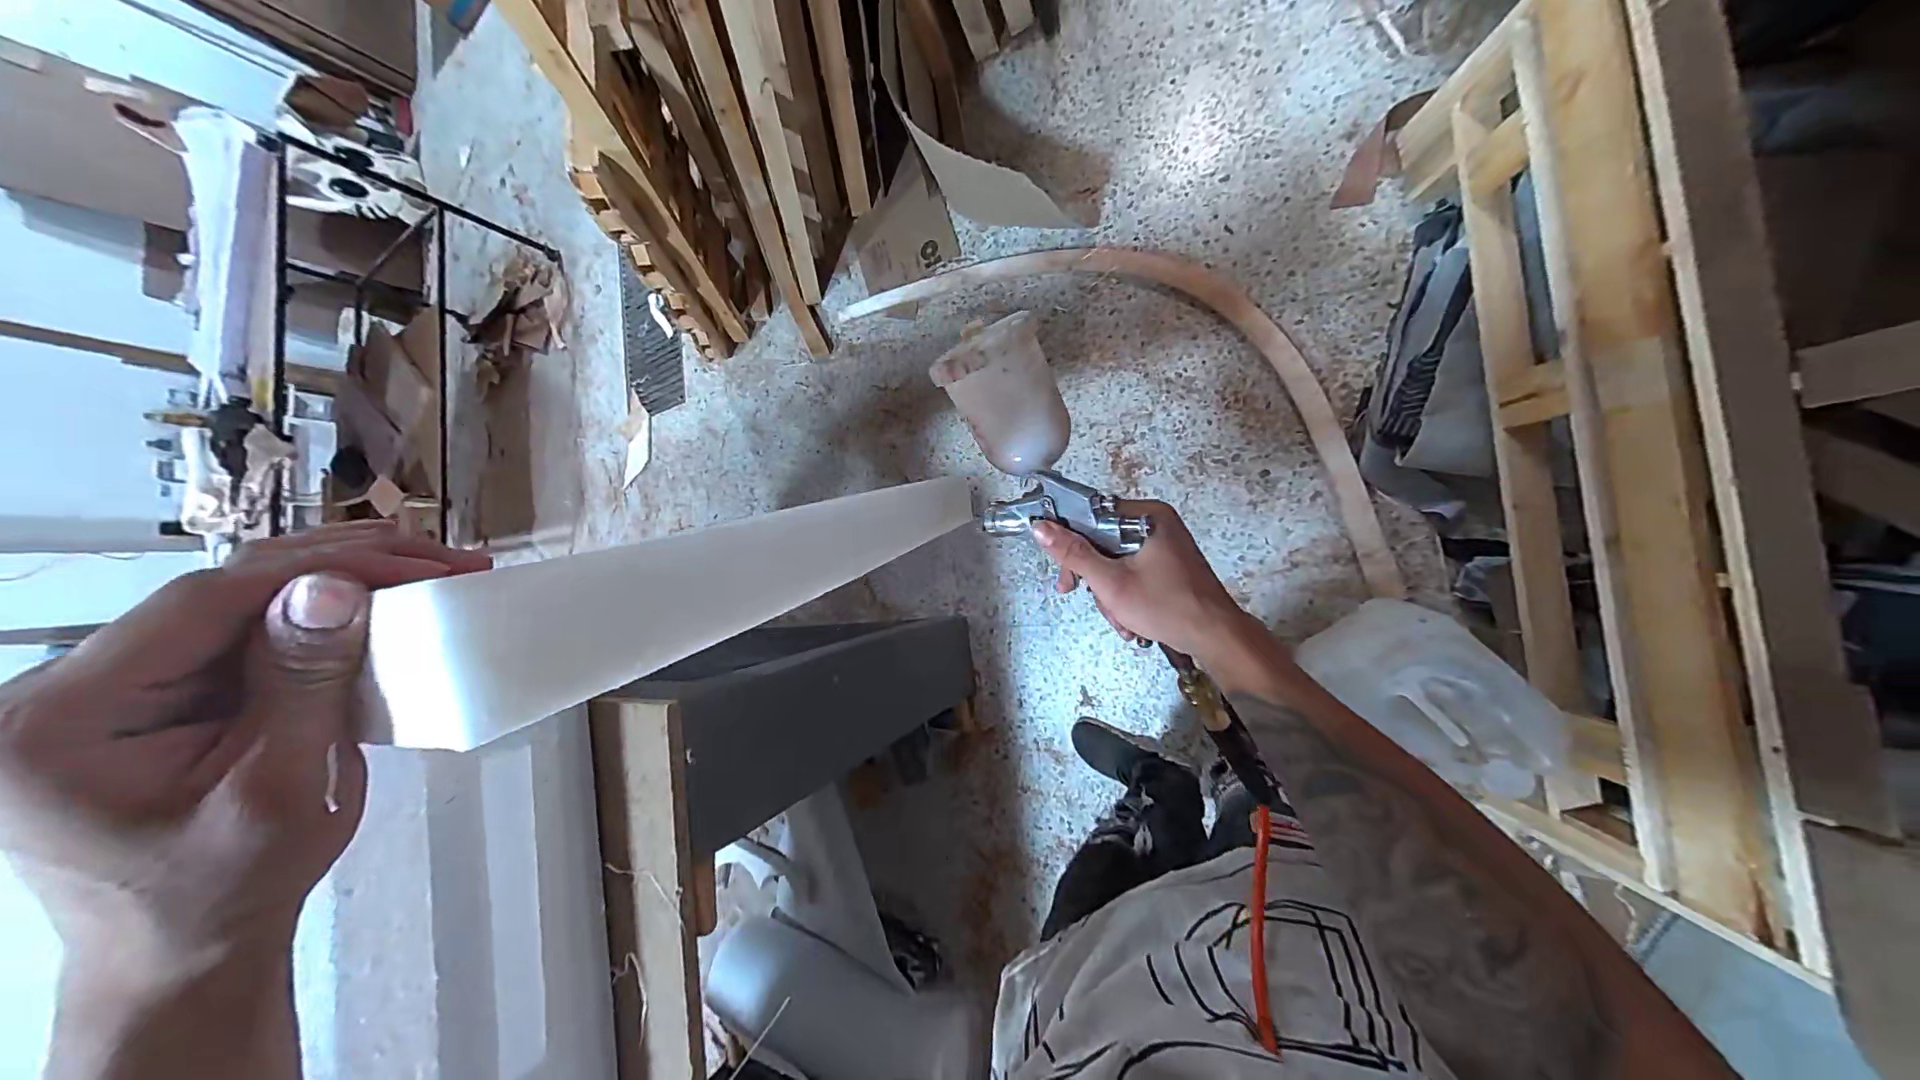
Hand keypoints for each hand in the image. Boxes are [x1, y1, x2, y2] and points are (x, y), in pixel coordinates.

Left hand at [0, 522, 488, 1077]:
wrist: (193, 945)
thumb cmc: (235, 882)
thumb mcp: (281, 786)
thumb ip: (301, 683)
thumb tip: (331, 587)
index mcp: (64, 715)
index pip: (206, 601)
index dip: (323, 569)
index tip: (421, 564)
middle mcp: (71, 684)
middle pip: (223, 588)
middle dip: (343, 562)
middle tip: (443, 558)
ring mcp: (115, 685)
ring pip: (239, 598)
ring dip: (340, 577)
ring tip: (424, 565)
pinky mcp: (161, 692)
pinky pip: (247, 628)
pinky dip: (322, 609)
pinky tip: (373, 597)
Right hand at [1031, 500, 1261, 662]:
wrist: (1215, 638)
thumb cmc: (1168, 607)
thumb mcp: (1110, 582)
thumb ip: (1073, 554)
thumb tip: (1042, 528)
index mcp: (1147, 516)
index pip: (1093, 515)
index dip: (1071, 540)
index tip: (1063, 567)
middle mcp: (1157, 523)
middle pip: (1102, 540)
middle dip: (1093, 576)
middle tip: (1080, 593)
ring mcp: (1164, 544)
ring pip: (1114, 560)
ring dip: (1109, 592)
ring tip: (1119, 617)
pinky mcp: (1168, 564)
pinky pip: (1131, 570)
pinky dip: (1124, 594)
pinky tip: (1128, 618)